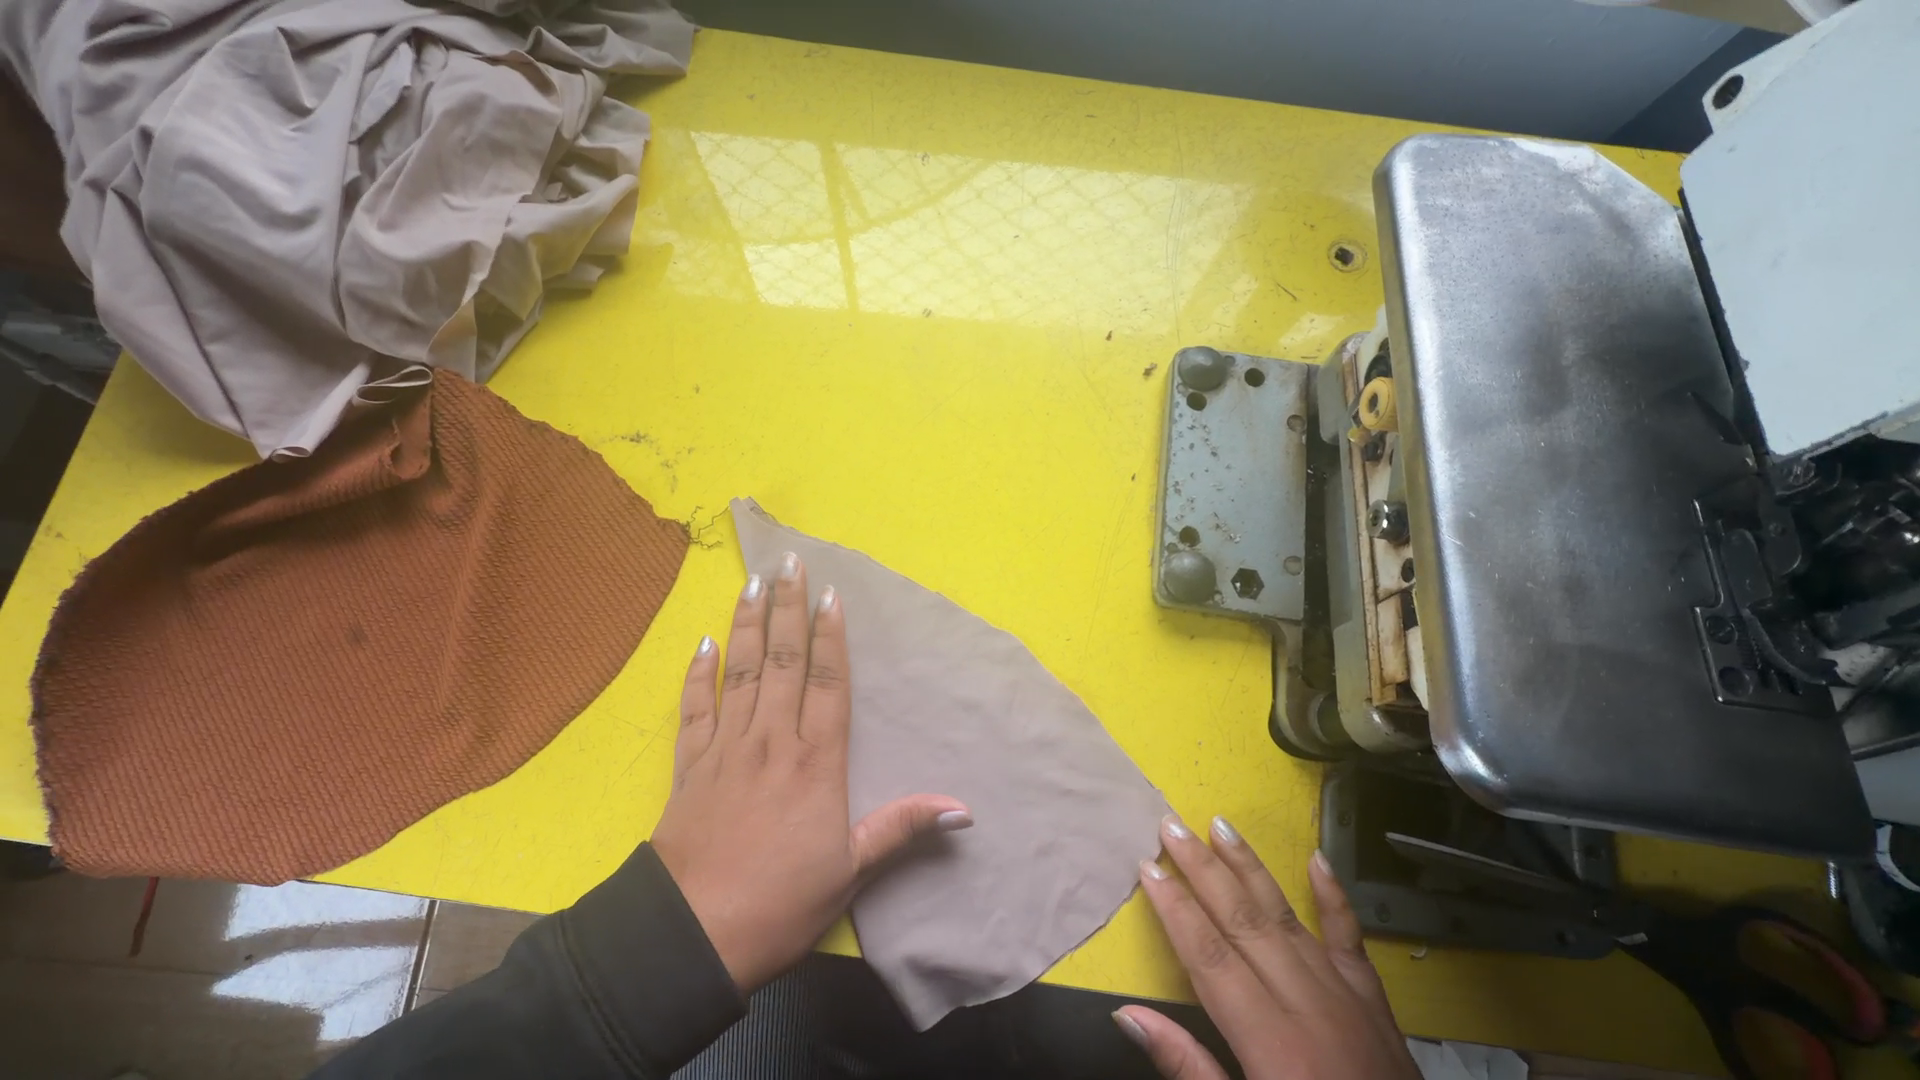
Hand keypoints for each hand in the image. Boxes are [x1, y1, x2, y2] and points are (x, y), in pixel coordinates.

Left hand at [651, 551, 971, 993]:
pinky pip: (694, 708)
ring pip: (738, 672)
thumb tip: (964, 808)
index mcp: (815, 762)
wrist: (690, 934)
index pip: (827, 683)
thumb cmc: (779, 903)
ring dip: (744, 623)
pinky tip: (702, 644)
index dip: (831, 636)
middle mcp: (771, 741)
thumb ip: (901, 827)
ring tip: (751, 581)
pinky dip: (697, 674)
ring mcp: (726, 749)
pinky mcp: (689, 766)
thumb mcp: (851, 870)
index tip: (830, 593)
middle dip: (786, 607)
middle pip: (781, 661)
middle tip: (788, 560)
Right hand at [1115, 815, 1420, 1079]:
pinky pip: (1350, 938)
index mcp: (1272, 1043)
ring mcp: (1346, 997)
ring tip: (1220, 825)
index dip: (1175, 909)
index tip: (1147, 867)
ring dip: (1250, 868)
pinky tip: (1318, 860)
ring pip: (1288, 917)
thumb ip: (1187, 1067)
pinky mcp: (1373, 1001)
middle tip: (1171, 825)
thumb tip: (1128, 1013)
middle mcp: (1308, 1006)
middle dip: (1203, 870)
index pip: (1210, 957)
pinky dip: (1334, 898)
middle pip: (1245, 922)